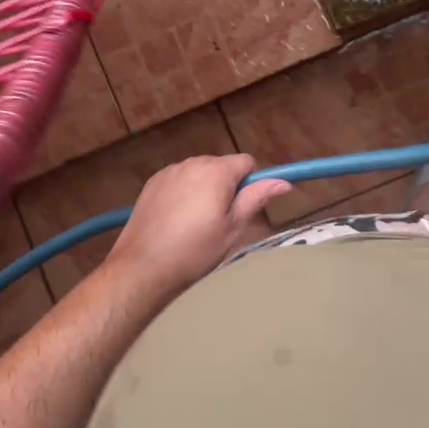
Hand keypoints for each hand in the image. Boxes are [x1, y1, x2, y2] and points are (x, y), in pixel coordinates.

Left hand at [103, 154, 291, 298]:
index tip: (241, 208)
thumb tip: (284, 182)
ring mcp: (170, 170)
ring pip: (199, 172)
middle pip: (221, 166)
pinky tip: (176, 219)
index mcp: (217, 171)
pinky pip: (179, 179)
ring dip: (204, 188)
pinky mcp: (153, 182)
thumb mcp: (233, 228)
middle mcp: (193, 162)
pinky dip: (183, 191)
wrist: (144, 265)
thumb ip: (257, 198)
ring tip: (195, 223)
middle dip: (226, 186)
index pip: (246, 162)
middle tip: (219, 221)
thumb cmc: (196, 250)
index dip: (250, 183)